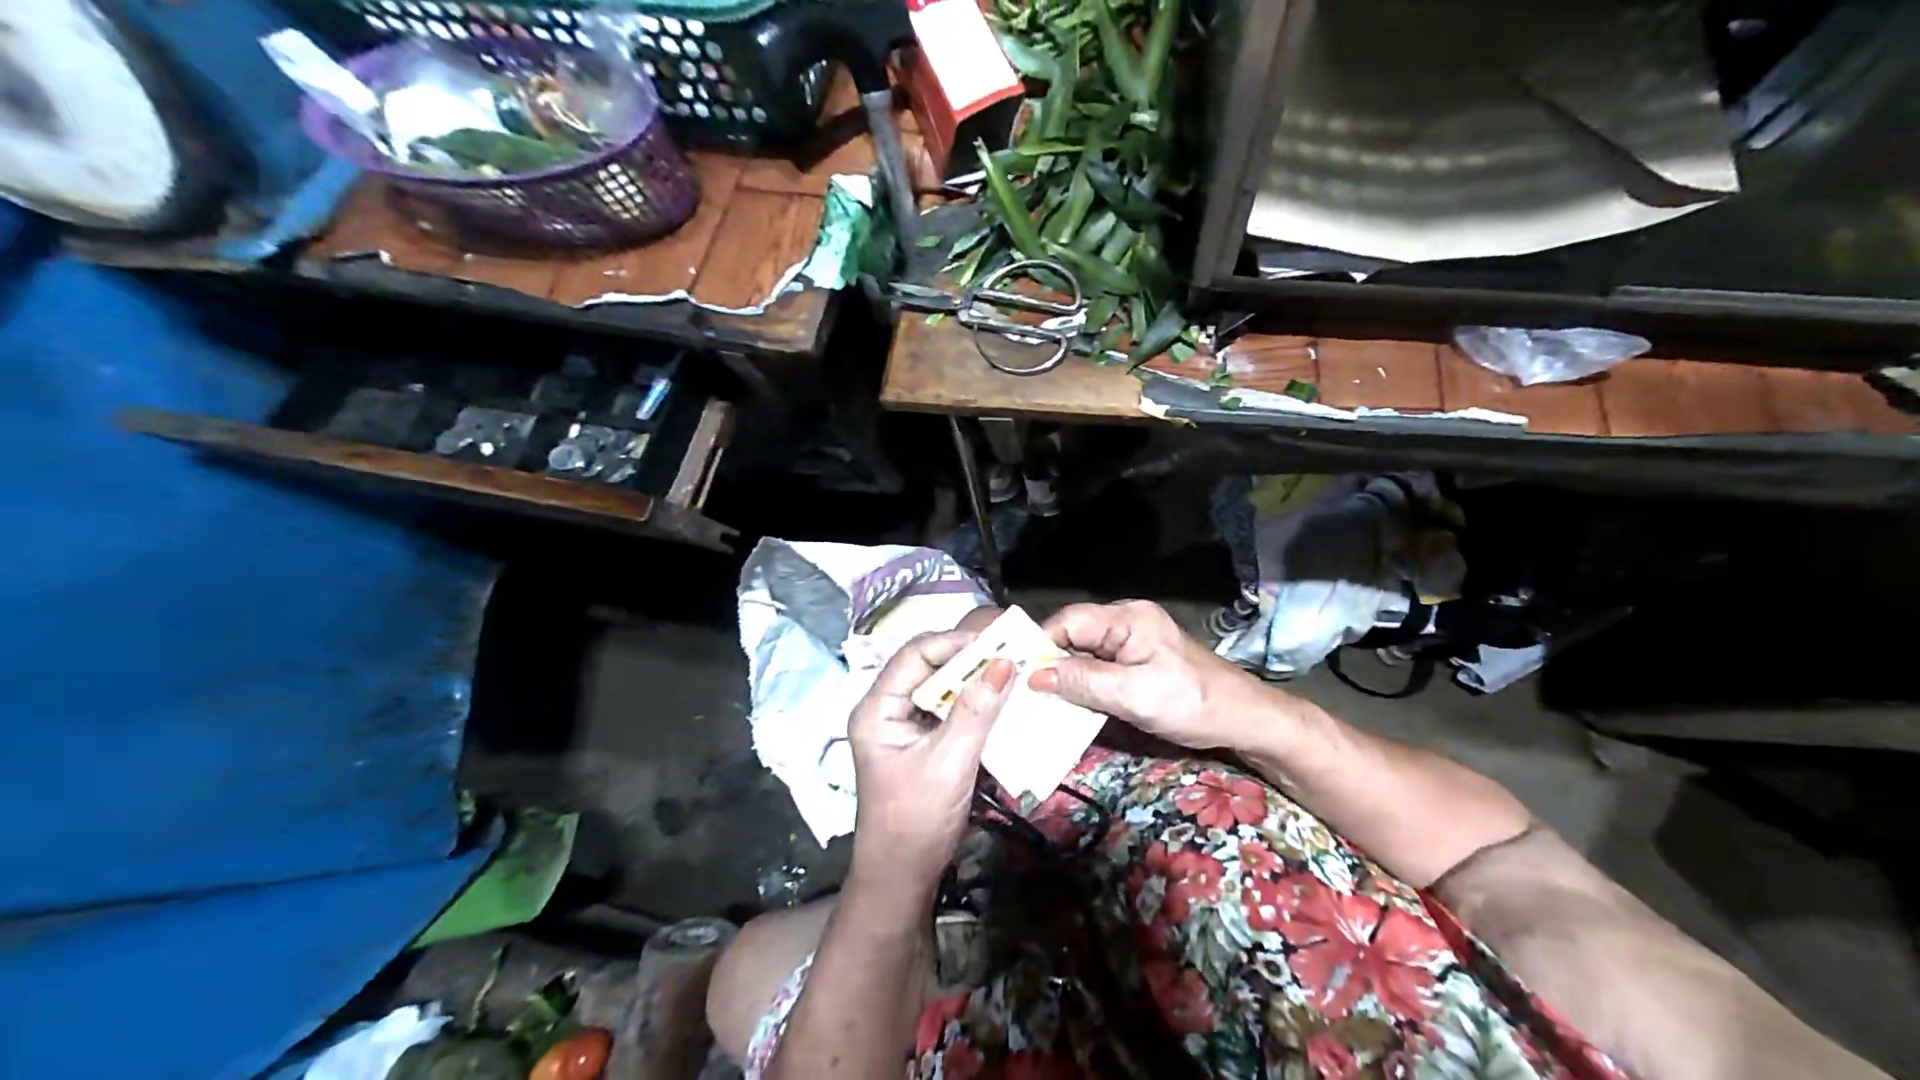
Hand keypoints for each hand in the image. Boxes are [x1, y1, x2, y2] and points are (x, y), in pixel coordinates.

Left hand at [847, 629, 1014, 891]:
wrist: (903, 877)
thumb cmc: (917, 820)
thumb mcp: (949, 762)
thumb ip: (976, 711)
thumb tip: (1003, 663)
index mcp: (877, 708)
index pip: (914, 656)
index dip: (953, 643)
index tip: (995, 642)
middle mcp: (887, 709)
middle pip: (928, 668)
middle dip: (968, 660)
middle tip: (1009, 654)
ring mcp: (904, 727)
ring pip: (941, 689)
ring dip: (974, 682)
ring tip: (1010, 673)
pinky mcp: (922, 743)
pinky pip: (949, 711)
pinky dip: (974, 705)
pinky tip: (1000, 703)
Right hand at [1030, 600, 1274, 749]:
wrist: (1245, 720)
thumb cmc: (1193, 703)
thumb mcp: (1135, 696)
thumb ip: (1085, 682)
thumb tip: (1034, 676)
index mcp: (1128, 618)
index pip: (1069, 620)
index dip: (1041, 644)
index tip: (1018, 673)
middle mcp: (1126, 621)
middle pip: (1073, 634)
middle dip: (1048, 660)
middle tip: (1023, 690)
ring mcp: (1131, 641)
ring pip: (1082, 651)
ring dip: (1063, 674)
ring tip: (1038, 698)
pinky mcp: (1135, 661)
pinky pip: (1097, 665)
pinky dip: (1081, 682)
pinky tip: (1068, 701)